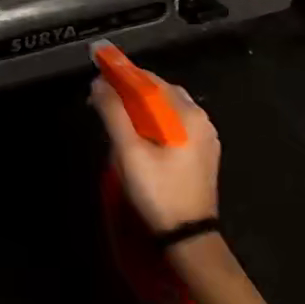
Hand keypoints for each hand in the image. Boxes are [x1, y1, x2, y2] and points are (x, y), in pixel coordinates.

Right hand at [90, 74, 219, 231]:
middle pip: (160, 91)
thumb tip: (99, 83)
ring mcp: (205, 136)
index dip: (122, 72)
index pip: (149, 80)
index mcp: (187, 114)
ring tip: (116, 110)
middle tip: (102, 94)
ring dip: (141, 104)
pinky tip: (138, 130)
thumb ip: (114, 113)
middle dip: (130, 88)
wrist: (188, 238)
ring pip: (168, 107)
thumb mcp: (128, 151)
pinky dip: (154, 118)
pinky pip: (175, 123)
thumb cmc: (157, 191)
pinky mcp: (202, 152)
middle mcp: (201, 118)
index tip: (99, 65)